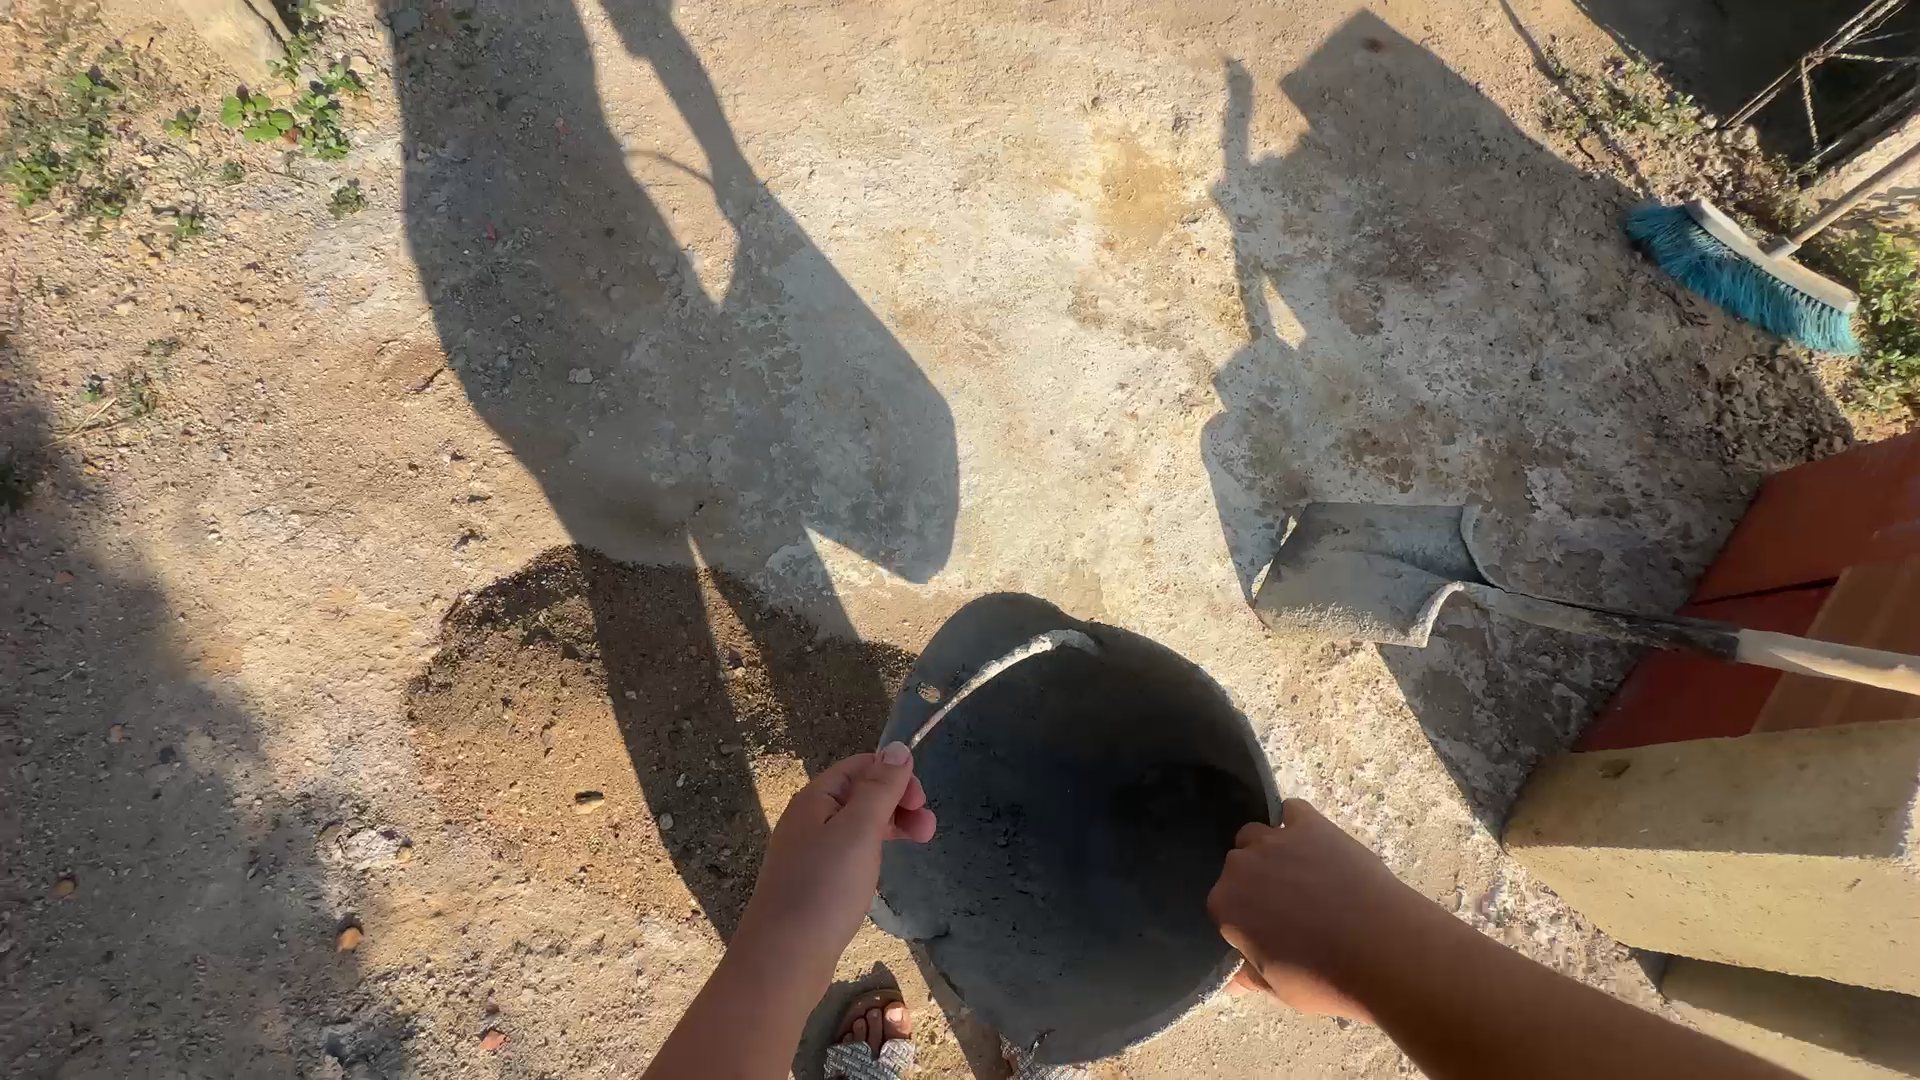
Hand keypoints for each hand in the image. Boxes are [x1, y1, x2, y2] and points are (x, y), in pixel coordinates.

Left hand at [735, 743, 935, 967]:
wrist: (782, 961)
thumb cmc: (823, 888)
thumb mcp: (859, 830)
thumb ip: (881, 787)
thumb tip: (898, 747)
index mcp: (816, 797)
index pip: (861, 766)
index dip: (895, 775)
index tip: (921, 801)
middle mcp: (810, 818)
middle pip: (862, 793)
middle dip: (899, 801)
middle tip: (928, 828)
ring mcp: (811, 851)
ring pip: (859, 823)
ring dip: (893, 825)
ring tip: (922, 842)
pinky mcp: (816, 882)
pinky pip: (851, 850)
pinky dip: (875, 849)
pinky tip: (886, 865)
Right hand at [1207, 798, 1441, 1020]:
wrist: (1387, 952)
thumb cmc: (1330, 979)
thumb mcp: (1283, 991)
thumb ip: (1252, 977)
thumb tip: (1234, 977)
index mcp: (1225, 905)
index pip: (1223, 903)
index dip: (1245, 916)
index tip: (1267, 930)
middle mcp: (1239, 865)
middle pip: (1238, 865)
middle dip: (1256, 881)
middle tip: (1288, 905)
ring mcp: (1273, 839)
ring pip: (1258, 834)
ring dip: (1271, 850)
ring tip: (1302, 873)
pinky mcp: (1308, 823)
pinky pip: (1291, 811)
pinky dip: (1296, 821)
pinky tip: (1313, 841)